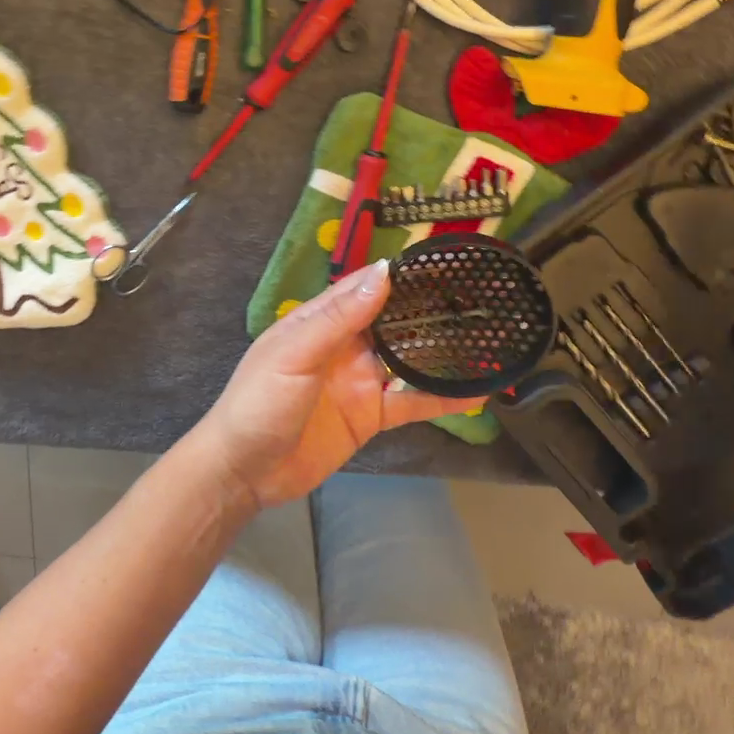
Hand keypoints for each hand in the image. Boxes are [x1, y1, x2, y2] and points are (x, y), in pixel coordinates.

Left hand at [192, 260, 485, 509]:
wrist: (244, 471)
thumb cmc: (259, 403)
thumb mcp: (294, 355)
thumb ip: (338, 318)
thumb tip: (383, 274)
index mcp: (318, 323)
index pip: (363, 288)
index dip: (399, 275)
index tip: (444, 262)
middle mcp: (343, 346)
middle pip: (392, 322)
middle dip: (429, 310)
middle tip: (481, 297)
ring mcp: (358, 382)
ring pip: (408, 360)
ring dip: (441, 351)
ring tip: (489, 337)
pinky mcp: (369, 417)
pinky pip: (411, 402)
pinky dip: (441, 398)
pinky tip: (477, 392)